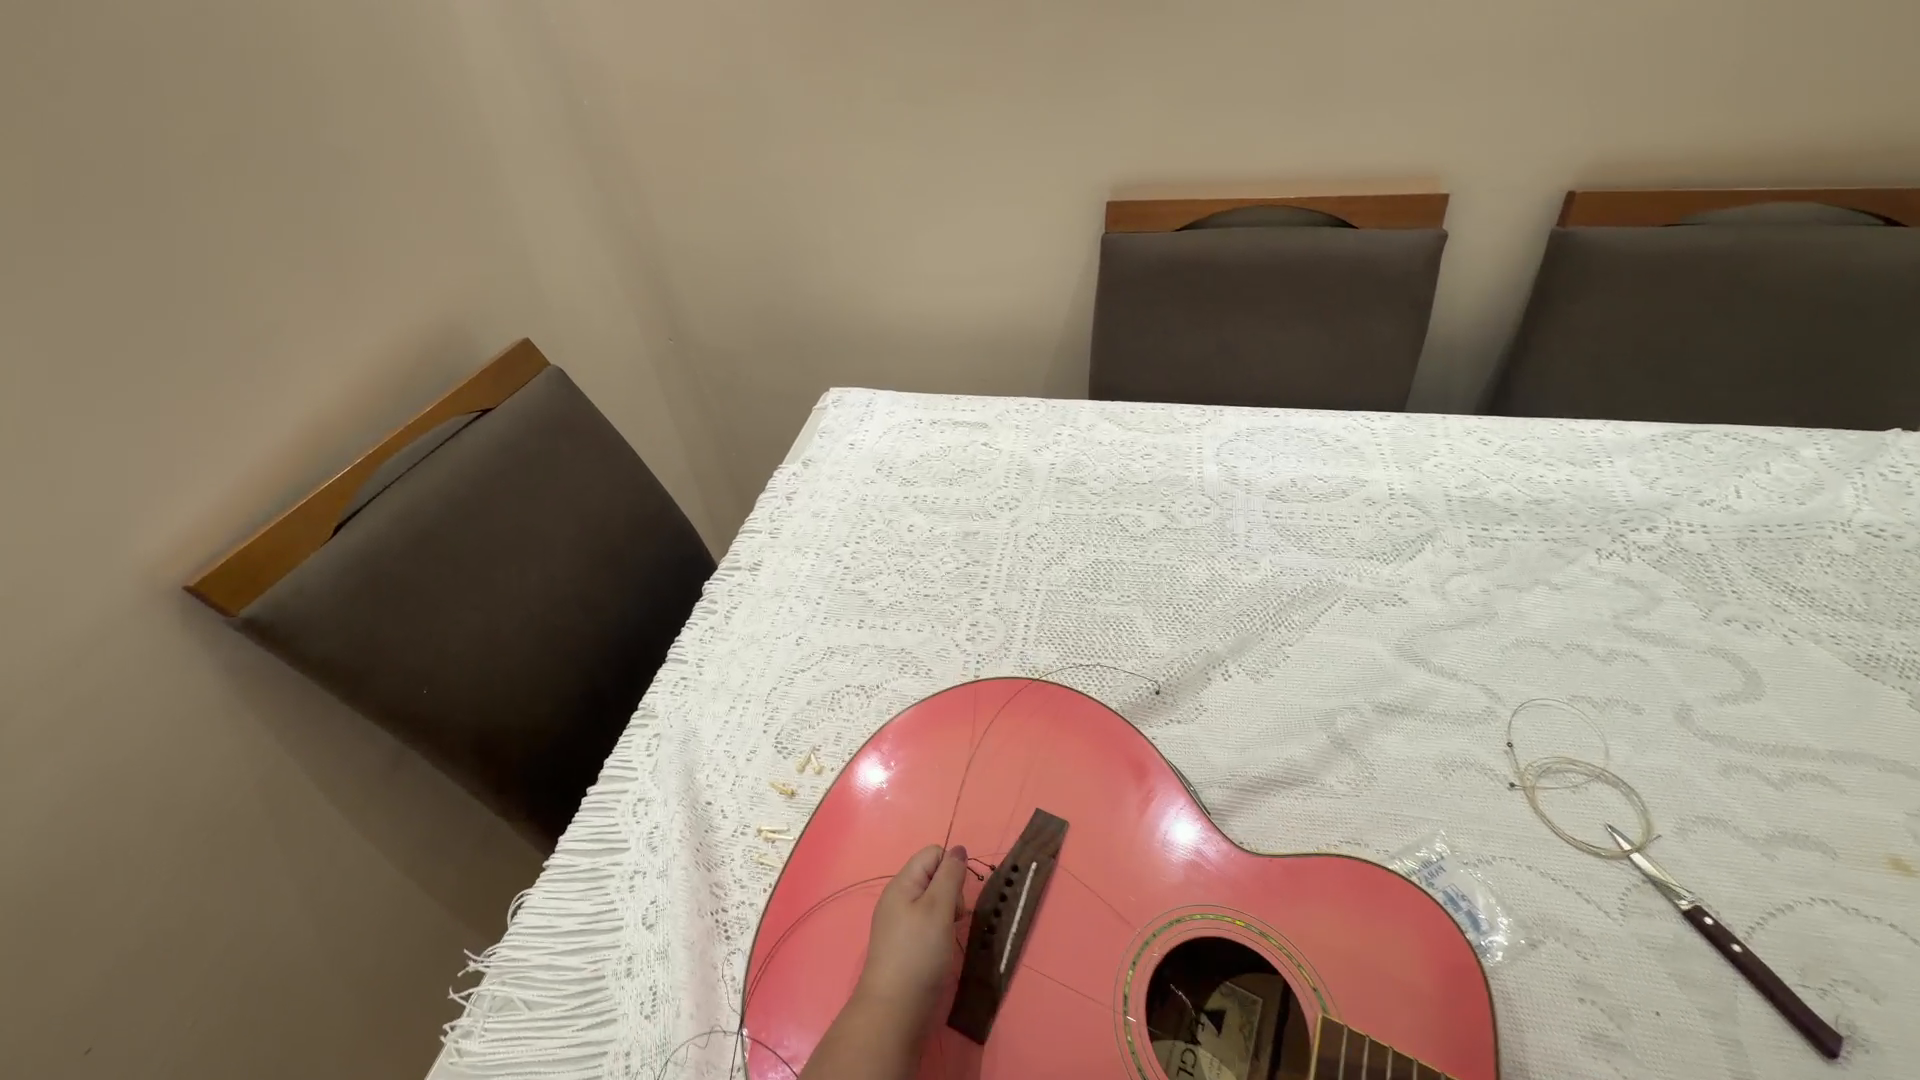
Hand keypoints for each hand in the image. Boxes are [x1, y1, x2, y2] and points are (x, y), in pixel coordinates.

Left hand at [853, 843, 969, 1029]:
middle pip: (933, 877)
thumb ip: (950, 876)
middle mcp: (899, 898)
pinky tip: (941, 948)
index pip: (932, 854)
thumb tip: (958, 849)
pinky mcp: (905, 944)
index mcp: (902, 883)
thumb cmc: (919, 953)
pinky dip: (940, 930)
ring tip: (949, 935)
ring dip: (948, 913)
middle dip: (951, 892)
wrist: (895, 1009)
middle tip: (953, 919)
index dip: (951, 868)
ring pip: (933, 901)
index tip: (957, 895)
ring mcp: (900, 922)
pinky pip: (928, 923)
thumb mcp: (938, 908)